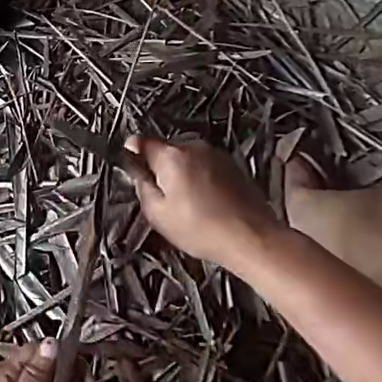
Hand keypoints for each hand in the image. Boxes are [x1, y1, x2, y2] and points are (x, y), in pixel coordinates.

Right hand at [124, 136, 279, 263]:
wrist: (251, 239)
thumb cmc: (205, 230)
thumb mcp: (157, 214)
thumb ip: (141, 187)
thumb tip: (136, 173)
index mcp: (171, 156)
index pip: (141, 142)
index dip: (132, 154)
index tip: (130, 165)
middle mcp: (194, 148)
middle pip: (165, 152)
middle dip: (160, 170)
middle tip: (161, 198)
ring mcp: (215, 155)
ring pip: (186, 160)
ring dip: (182, 176)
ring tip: (187, 206)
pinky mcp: (231, 166)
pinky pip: (205, 167)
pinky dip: (201, 181)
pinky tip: (205, 205)